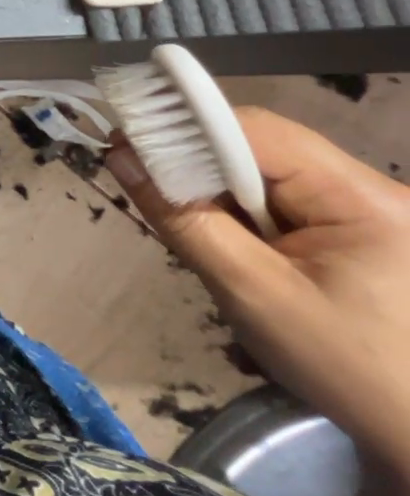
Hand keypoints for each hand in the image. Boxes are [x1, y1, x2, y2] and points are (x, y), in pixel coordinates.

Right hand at [110, 107, 409, 477]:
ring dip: (217, 192)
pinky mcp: (364, 232)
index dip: (186, 129)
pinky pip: (283, 199)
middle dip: (198, 166)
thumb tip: (119, 154)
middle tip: (153, 194)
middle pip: (261, 147)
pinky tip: (234, 245)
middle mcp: (375, 191)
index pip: (256, 132)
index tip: (125, 147)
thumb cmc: (344, 365)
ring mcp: (373, 212)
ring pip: (266, 173)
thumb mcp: (249, 290)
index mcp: (366, 199)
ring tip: (202, 234)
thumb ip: (183, 217)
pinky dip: (242, 213)